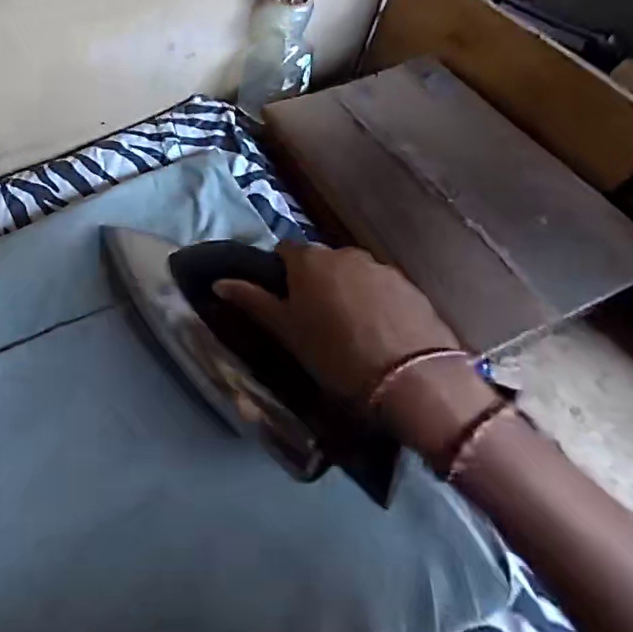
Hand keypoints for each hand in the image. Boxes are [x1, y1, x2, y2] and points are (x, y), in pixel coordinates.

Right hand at [212, 243, 462, 403]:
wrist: (413, 379)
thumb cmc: (334, 352)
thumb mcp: (285, 329)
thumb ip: (252, 300)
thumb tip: (219, 282)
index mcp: (309, 259)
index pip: (283, 251)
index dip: (279, 273)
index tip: (280, 300)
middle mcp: (345, 254)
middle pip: (320, 262)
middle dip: (314, 281)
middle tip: (311, 316)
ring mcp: (383, 269)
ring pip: (352, 275)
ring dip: (345, 291)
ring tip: (347, 327)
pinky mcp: (413, 289)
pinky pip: (381, 289)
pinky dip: (374, 303)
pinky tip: (375, 332)